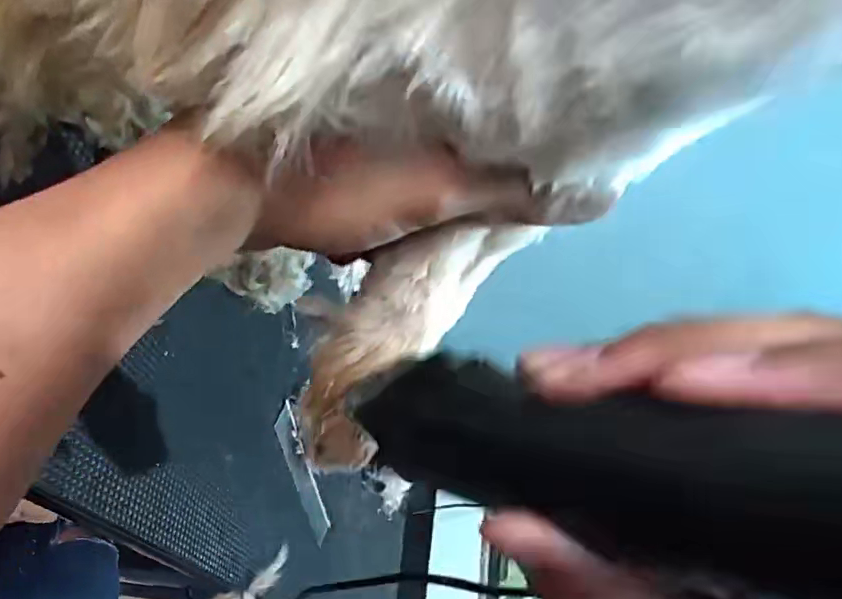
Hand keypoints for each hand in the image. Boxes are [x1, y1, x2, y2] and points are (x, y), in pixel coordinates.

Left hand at [224, 136, 536, 257]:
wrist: (239, 196)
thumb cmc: (340, 189)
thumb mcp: (434, 192)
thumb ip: (505, 191)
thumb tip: (602, 199)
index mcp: (447, 105)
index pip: (509, 134)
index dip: (519, 173)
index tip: (516, 213)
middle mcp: (410, 112)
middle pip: (457, 161)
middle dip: (453, 205)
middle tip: (450, 241)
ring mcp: (364, 139)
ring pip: (408, 184)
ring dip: (404, 222)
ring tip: (399, 249)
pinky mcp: (329, 166)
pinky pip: (365, 198)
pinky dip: (365, 225)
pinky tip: (356, 249)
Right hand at [486, 313, 841, 598]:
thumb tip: (505, 525)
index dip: (825, 382)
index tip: (681, 387)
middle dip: (692, 355)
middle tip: (564, 382)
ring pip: (798, 338)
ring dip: (665, 349)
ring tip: (558, 376)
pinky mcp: (831, 401)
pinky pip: (759, 352)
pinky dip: (664, 358)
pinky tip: (590, 371)